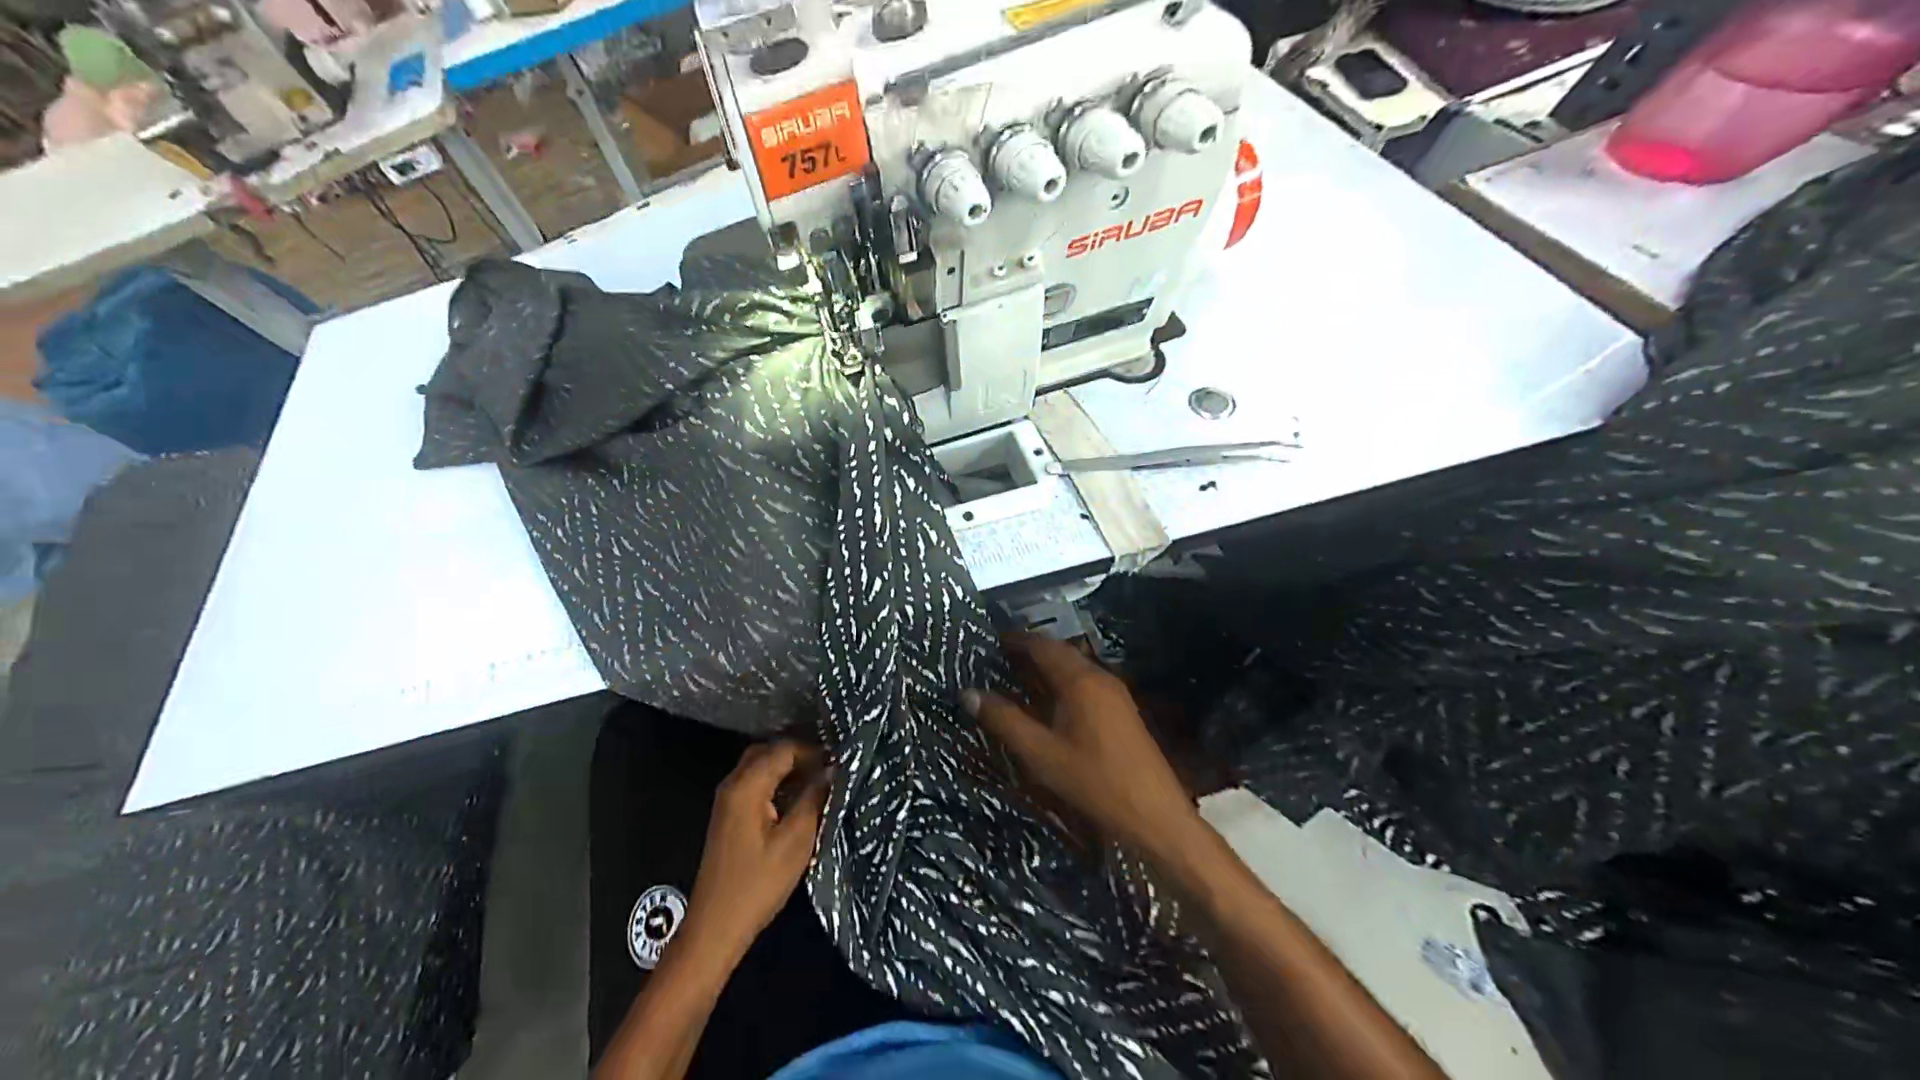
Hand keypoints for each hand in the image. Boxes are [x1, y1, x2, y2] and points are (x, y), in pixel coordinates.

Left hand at [683, 741, 828, 959]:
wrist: (716, 927)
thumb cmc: (758, 883)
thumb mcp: (796, 840)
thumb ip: (814, 798)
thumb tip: (830, 770)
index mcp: (746, 786)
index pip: (783, 748)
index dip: (813, 750)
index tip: (840, 761)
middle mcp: (732, 785)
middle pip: (768, 752)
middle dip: (800, 755)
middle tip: (830, 769)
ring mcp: (727, 801)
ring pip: (760, 768)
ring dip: (789, 769)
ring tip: (820, 782)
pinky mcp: (728, 817)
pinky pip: (755, 785)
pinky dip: (777, 784)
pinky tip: (798, 800)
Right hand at [963, 633, 1203, 863]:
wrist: (1154, 814)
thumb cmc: (1094, 782)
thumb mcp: (1040, 754)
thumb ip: (1004, 720)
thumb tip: (968, 693)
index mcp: (1079, 681)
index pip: (1042, 645)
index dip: (1016, 640)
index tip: (991, 641)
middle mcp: (1099, 677)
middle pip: (1060, 652)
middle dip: (1030, 650)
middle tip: (1000, 658)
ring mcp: (1116, 693)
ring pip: (1075, 667)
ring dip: (1047, 666)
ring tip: (1019, 677)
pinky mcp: (1123, 710)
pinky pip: (1086, 682)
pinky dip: (1063, 681)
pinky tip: (1051, 703)